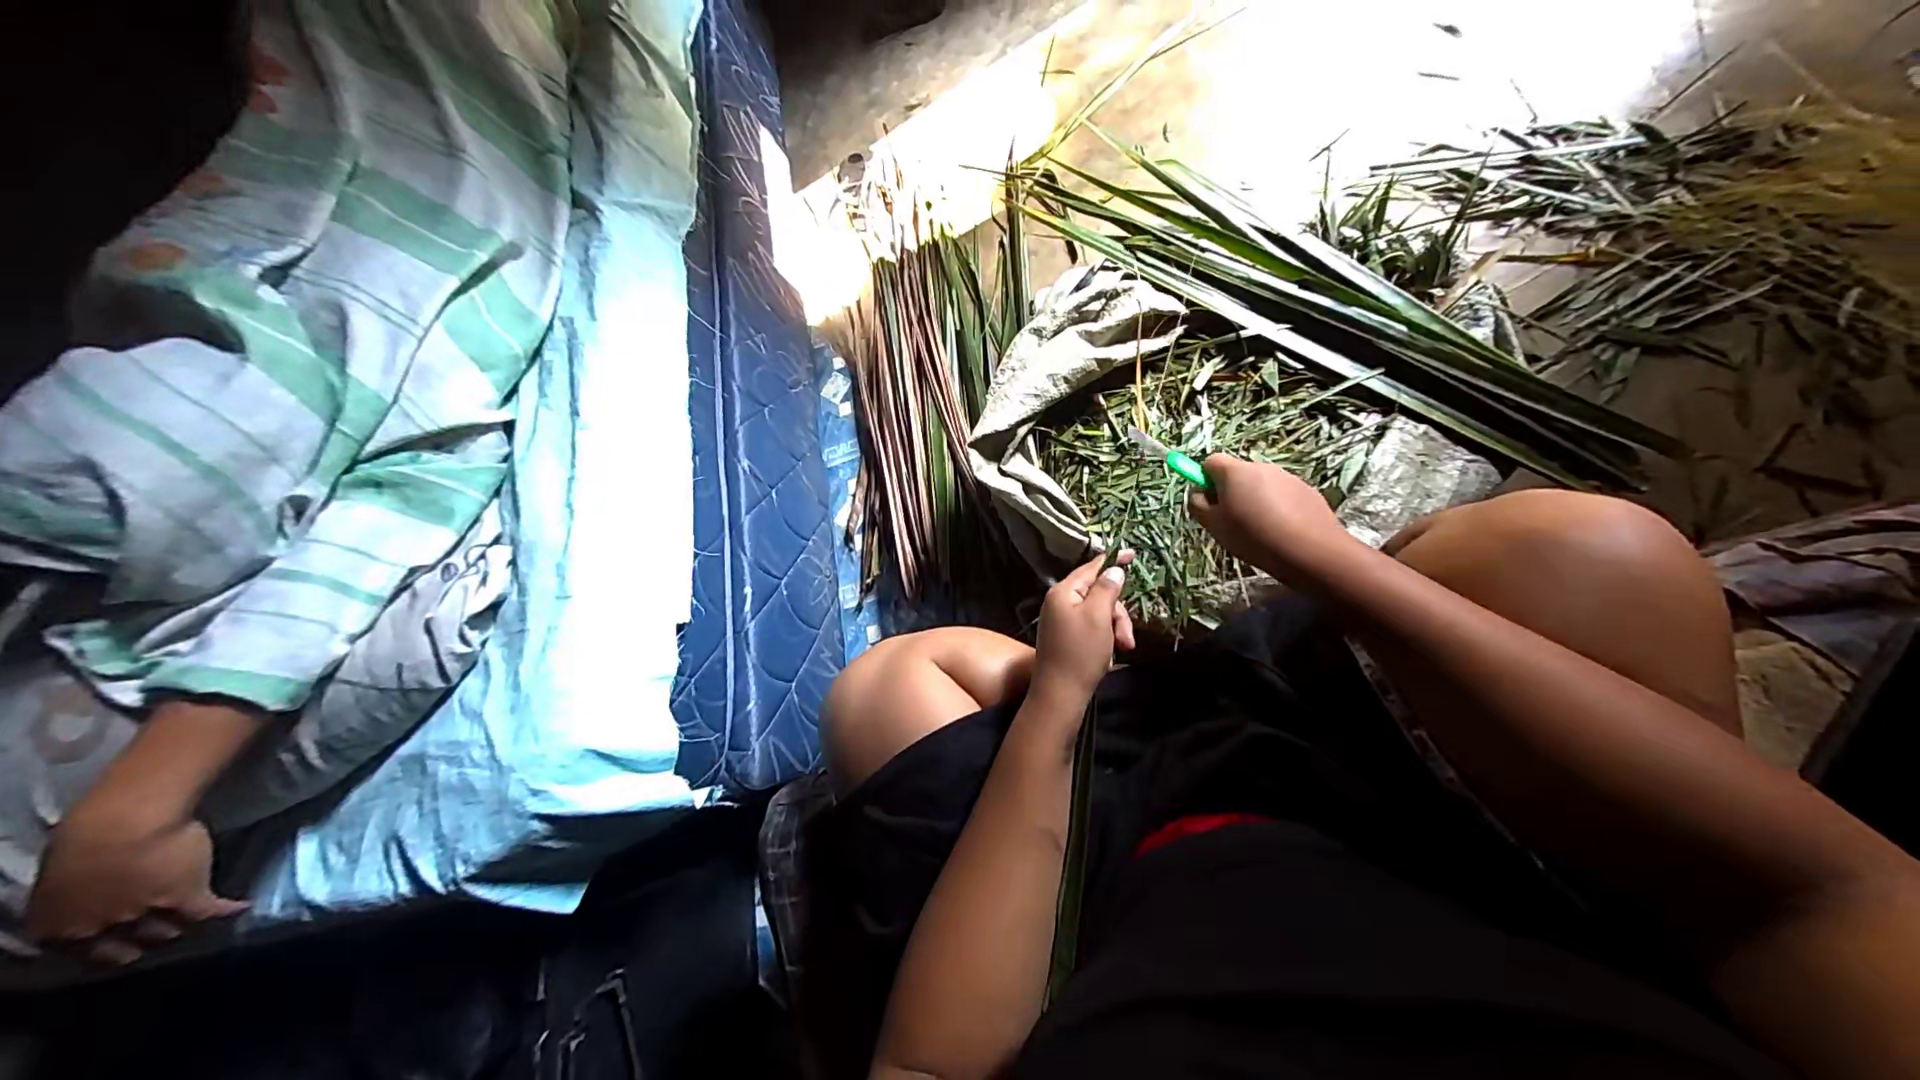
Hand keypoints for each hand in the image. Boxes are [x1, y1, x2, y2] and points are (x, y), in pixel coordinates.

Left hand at [25, 799, 247, 965]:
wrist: (125, 821)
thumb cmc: (84, 834)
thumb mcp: (60, 868)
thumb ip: (71, 887)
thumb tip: (85, 887)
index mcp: (55, 924)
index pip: (73, 948)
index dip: (93, 944)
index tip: (109, 942)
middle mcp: (99, 928)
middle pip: (123, 942)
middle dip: (138, 939)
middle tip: (153, 936)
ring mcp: (145, 914)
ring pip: (165, 929)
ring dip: (178, 926)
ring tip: (193, 922)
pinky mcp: (186, 898)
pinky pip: (208, 909)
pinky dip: (225, 910)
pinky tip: (241, 907)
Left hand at [1032, 550, 1134, 700]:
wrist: (1061, 694)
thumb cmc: (1080, 652)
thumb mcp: (1098, 616)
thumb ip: (1106, 589)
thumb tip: (1114, 569)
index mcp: (1063, 592)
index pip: (1091, 568)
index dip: (1112, 561)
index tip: (1132, 554)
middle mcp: (1060, 602)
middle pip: (1099, 594)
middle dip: (1117, 613)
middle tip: (1126, 638)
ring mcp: (1062, 621)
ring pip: (1099, 613)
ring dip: (1115, 629)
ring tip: (1122, 649)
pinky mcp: (1067, 637)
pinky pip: (1092, 628)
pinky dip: (1105, 638)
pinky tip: (1109, 656)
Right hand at [1187, 454, 1354, 586]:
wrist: (1310, 550)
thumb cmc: (1253, 536)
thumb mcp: (1214, 525)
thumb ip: (1198, 504)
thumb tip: (1198, 492)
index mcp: (1235, 471)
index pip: (1211, 461)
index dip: (1205, 480)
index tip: (1210, 502)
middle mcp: (1261, 467)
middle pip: (1237, 473)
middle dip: (1232, 492)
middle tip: (1233, 521)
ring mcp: (1287, 477)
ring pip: (1261, 485)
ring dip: (1256, 500)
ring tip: (1260, 530)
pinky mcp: (1307, 491)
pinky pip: (1283, 495)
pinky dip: (1278, 508)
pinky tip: (1281, 531)